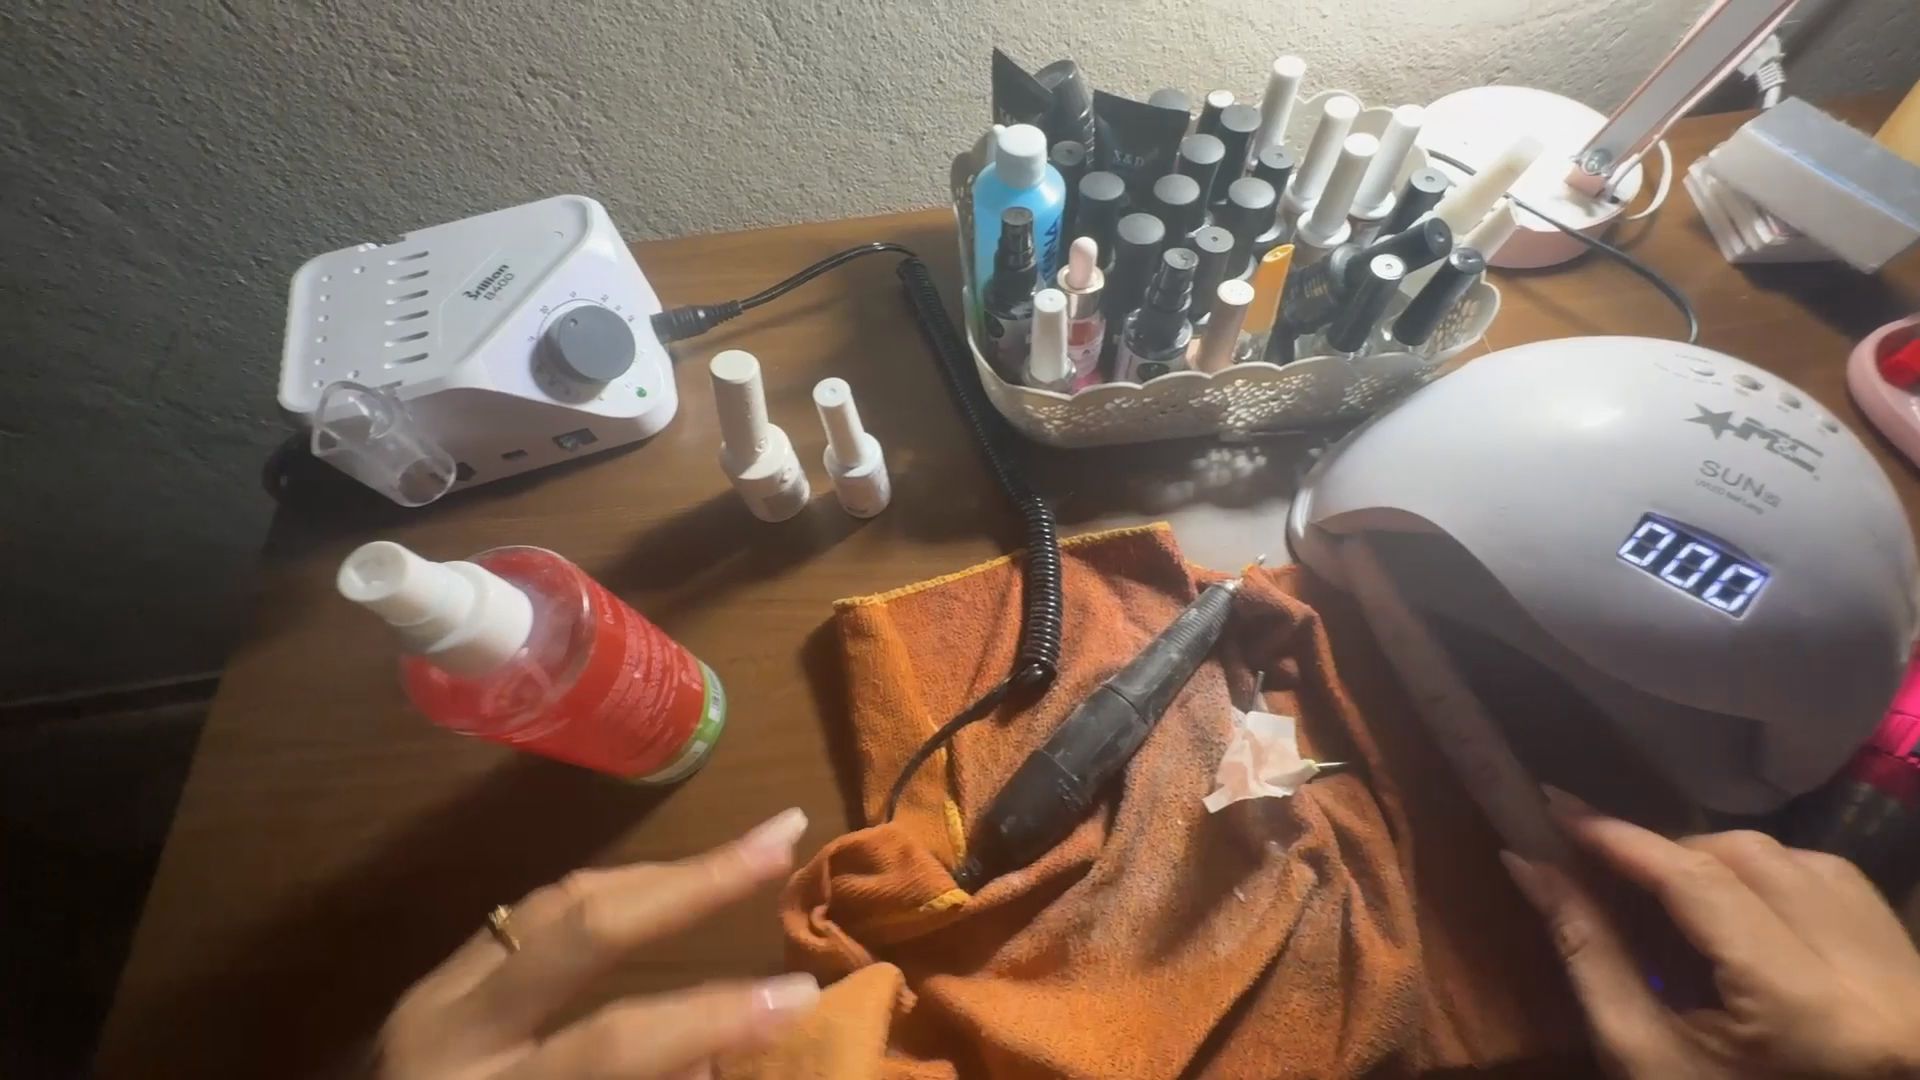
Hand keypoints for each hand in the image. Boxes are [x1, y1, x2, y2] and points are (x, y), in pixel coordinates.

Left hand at [377, 808, 816, 1079]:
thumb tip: (720, 1053)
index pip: (612, 1043)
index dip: (712, 1017)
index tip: (801, 995)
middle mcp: (448, 1035)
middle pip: (584, 928)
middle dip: (697, 880)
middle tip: (782, 837)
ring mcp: (438, 994)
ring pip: (565, 898)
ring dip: (661, 876)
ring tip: (740, 857)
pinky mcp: (440, 976)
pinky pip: (544, 908)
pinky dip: (615, 891)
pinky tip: (661, 887)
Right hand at [1503, 789, 1919, 1078]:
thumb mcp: (1635, 1046)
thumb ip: (1583, 944)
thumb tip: (1525, 860)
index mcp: (1811, 1017)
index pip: (1700, 883)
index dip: (1619, 837)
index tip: (1556, 808)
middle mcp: (1889, 992)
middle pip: (1756, 859)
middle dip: (1666, 848)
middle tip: (1605, 862)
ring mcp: (1916, 989)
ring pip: (1809, 866)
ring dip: (1725, 860)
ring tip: (1670, 888)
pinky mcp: (1917, 988)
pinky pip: (1848, 897)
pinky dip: (1782, 882)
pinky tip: (1738, 908)